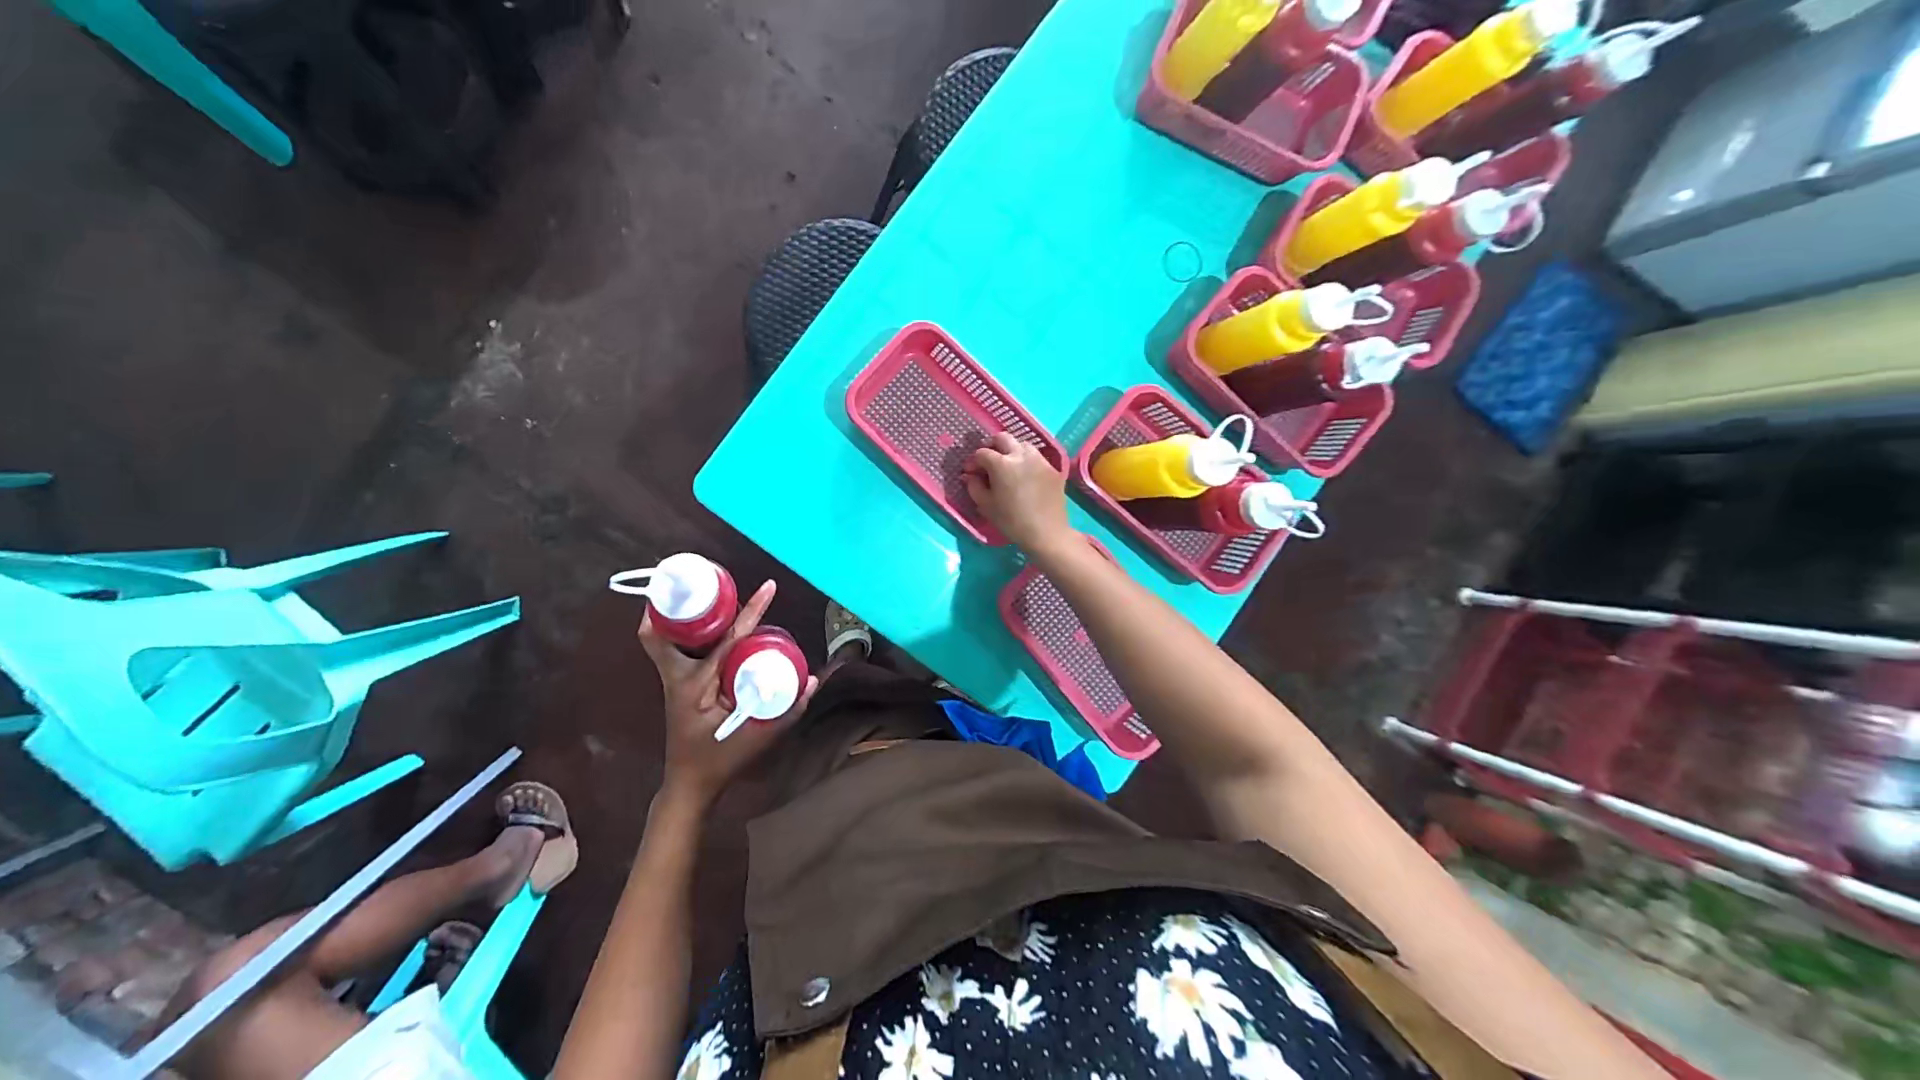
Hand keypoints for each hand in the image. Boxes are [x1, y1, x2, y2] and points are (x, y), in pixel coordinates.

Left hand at [638, 579, 818, 806]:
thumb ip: (788, 710)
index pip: (727, 638)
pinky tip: (700, 624)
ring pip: (661, 639)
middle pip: (663, 631)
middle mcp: (677, 677)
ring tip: (699, 595)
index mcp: (696, 685)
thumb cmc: (721, 761)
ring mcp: (671, 680)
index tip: (768, 587)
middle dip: (682, 604)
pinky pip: (667, 649)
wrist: (690, 785)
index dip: (751, 611)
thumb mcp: (759, 737)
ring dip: (676, 616)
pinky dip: (677, 631)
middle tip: (706, 584)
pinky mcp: (675, 684)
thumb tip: (811, 679)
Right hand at [964, 433, 1075, 553]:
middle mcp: (1021, 455)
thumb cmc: (1011, 520)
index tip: (970, 472)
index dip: (973, 461)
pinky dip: (1027, 461)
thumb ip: (974, 486)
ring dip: (1011, 450)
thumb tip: (970, 475)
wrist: (1046, 532)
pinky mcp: (1052, 468)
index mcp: (1001, 463)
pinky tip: (1025, 475)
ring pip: (1022, 444)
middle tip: (988, 460)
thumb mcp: (986, 505)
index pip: (982, 453)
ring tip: (1008, 465)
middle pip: (1003, 438)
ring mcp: (1039, 459)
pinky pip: (1036, 457)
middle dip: (992, 446)